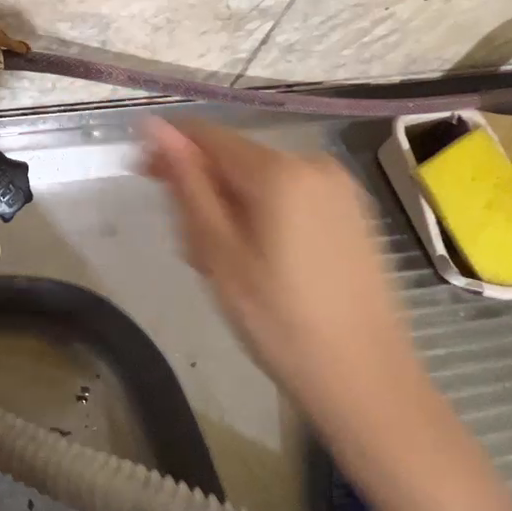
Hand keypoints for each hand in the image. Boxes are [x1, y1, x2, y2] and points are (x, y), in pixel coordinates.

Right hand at [141, 118, 412, 408]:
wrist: (369, 385)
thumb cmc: (280, 322)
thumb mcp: (217, 252)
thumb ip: (186, 183)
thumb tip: (154, 125)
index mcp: (279, 170)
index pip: (205, 134)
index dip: (167, 150)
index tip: (143, 178)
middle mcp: (313, 163)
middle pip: (232, 158)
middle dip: (200, 190)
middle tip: (190, 249)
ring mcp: (340, 188)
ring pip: (258, 179)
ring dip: (228, 207)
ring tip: (221, 265)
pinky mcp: (352, 212)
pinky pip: (289, 195)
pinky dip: (262, 215)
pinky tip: (258, 262)